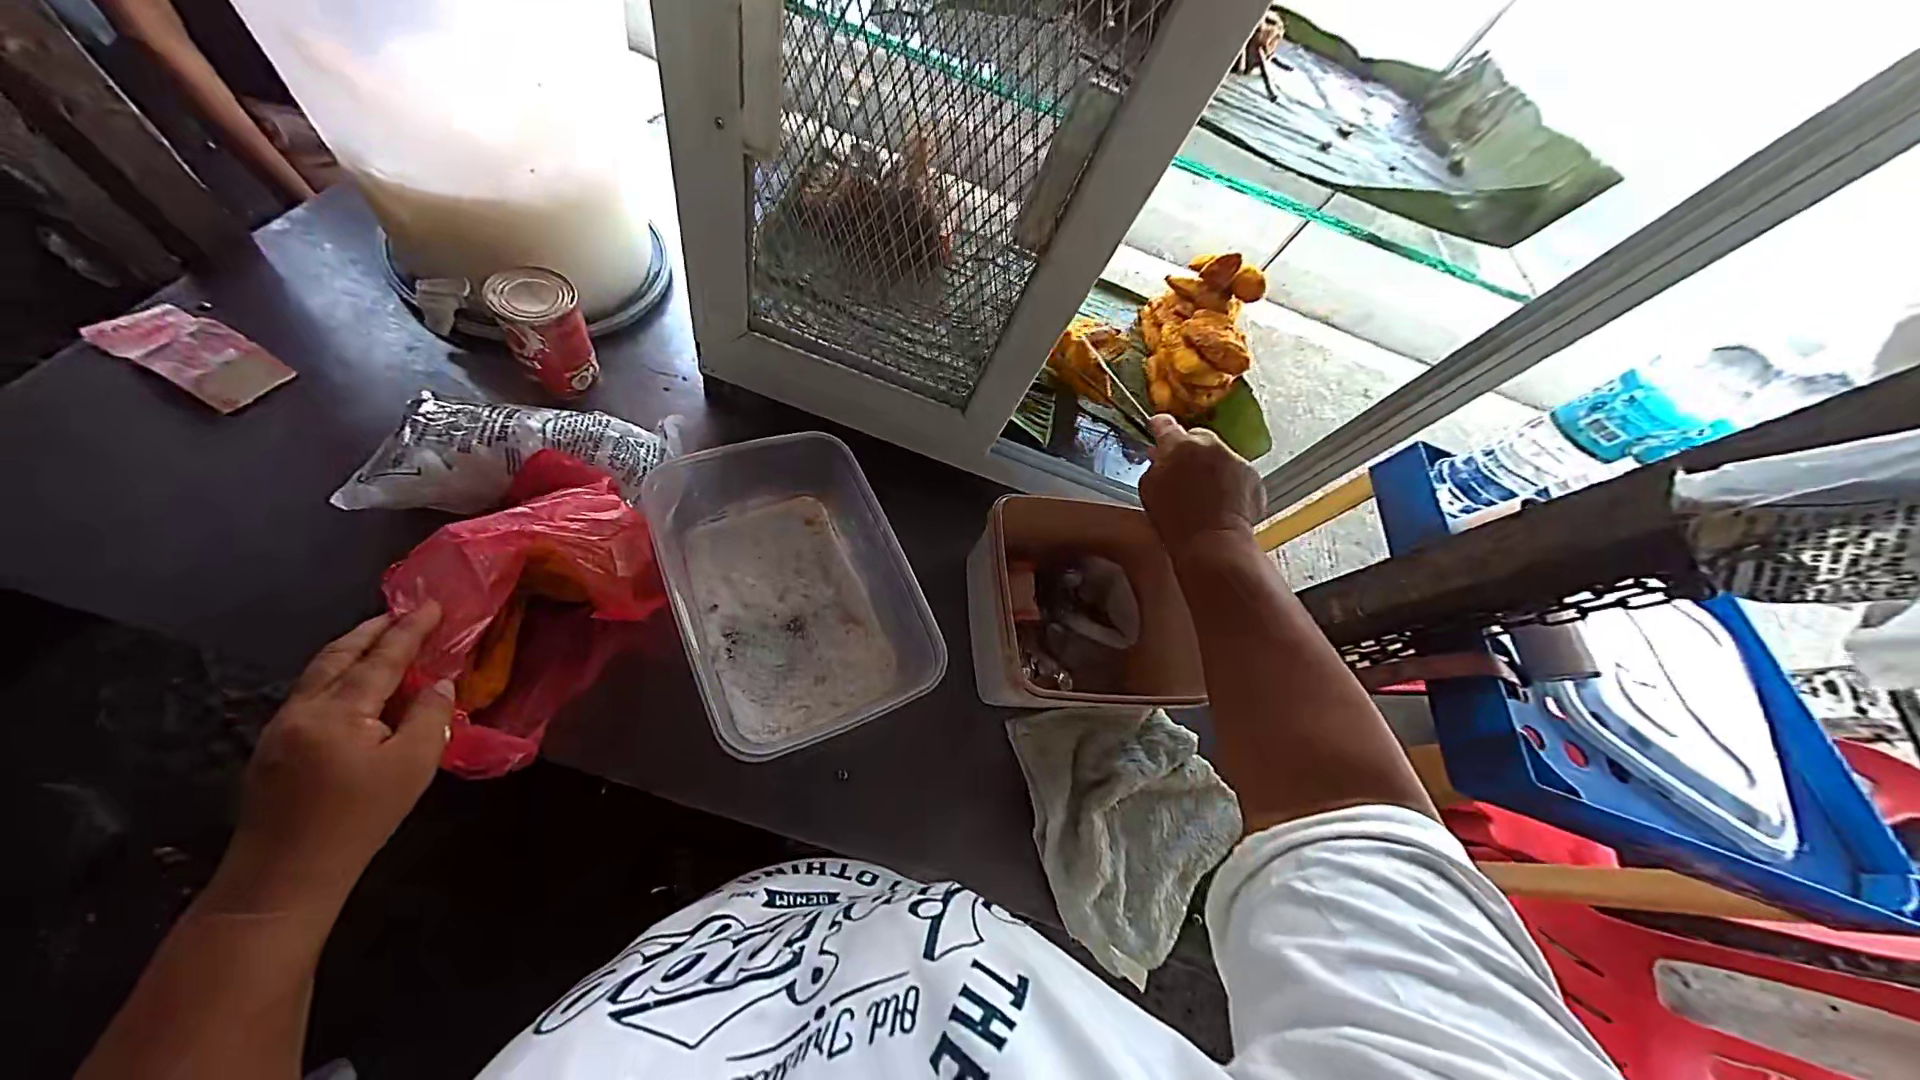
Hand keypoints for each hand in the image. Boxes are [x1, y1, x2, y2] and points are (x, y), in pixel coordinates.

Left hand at [208, 603, 451, 912]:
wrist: (284, 874)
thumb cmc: (361, 817)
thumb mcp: (414, 764)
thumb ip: (430, 716)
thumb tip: (437, 684)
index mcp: (338, 711)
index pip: (382, 658)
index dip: (410, 630)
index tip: (432, 605)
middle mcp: (302, 710)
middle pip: (338, 656)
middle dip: (372, 631)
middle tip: (403, 612)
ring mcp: (281, 728)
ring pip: (318, 673)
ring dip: (352, 649)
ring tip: (380, 636)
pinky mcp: (274, 747)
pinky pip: (311, 692)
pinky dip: (338, 673)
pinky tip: (356, 681)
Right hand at [1139, 414, 1265, 555]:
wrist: (1212, 541)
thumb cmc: (1173, 518)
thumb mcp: (1149, 489)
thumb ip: (1154, 466)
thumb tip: (1159, 457)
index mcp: (1178, 445)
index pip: (1165, 425)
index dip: (1159, 426)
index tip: (1157, 427)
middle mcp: (1209, 444)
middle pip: (1196, 438)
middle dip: (1189, 451)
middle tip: (1182, 472)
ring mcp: (1235, 459)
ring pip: (1219, 456)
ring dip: (1211, 467)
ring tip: (1204, 494)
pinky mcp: (1253, 476)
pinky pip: (1236, 473)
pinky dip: (1229, 483)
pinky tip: (1221, 503)